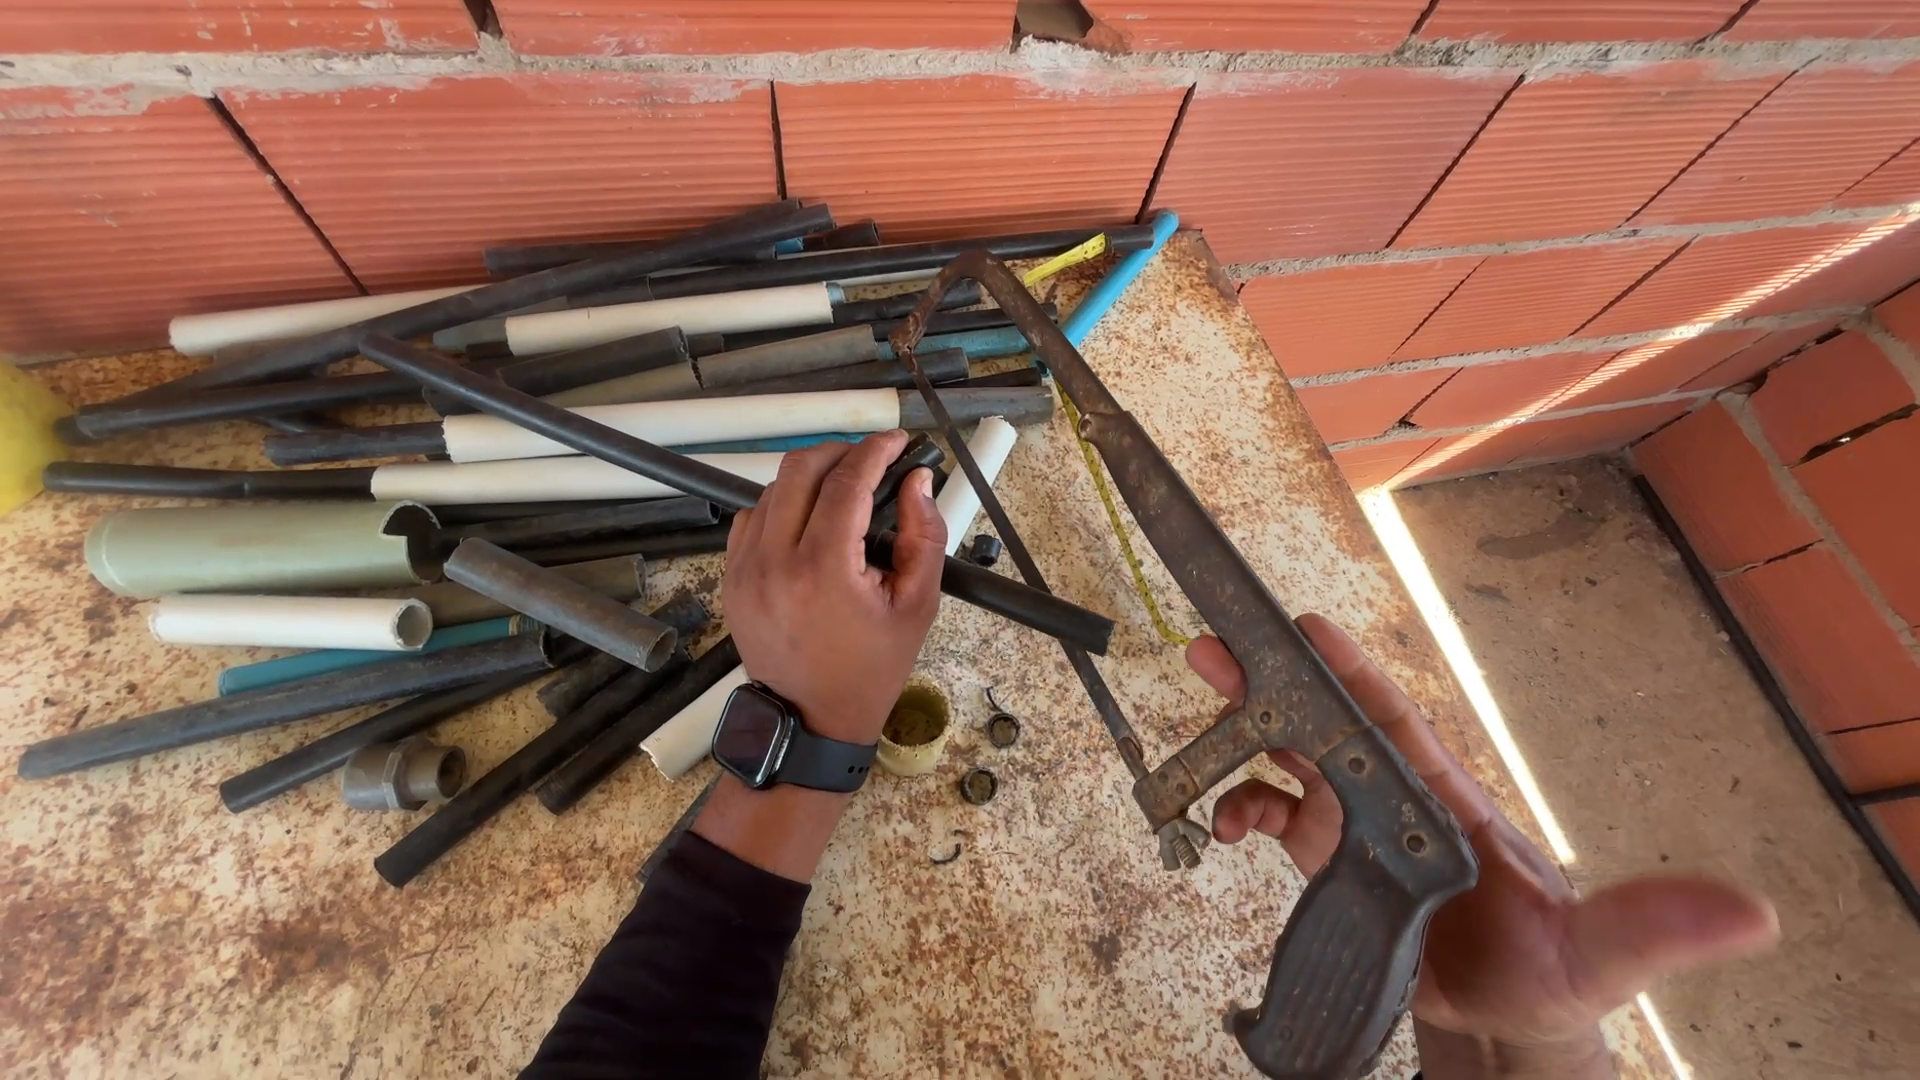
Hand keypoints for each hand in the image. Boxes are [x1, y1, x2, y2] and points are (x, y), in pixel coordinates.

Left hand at [723, 430, 947, 743]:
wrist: (812, 720)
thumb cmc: (871, 669)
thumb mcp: (917, 605)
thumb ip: (924, 535)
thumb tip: (917, 481)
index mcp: (822, 569)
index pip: (846, 483)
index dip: (875, 450)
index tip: (897, 441)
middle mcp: (773, 562)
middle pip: (799, 470)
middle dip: (840, 451)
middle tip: (870, 457)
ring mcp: (743, 570)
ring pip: (771, 489)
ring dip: (810, 478)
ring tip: (844, 489)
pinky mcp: (731, 579)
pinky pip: (750, 518)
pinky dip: (781, 505)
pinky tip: (807, 517)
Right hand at [1191, 615, 1777, 1069]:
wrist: (1490, 1012)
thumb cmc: (1540, 970)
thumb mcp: (1597, 955)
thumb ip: (1647, 928)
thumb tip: (1747, 911)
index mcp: (1435, 788)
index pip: (1388, 716)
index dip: (1347, 670)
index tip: (1305, 628)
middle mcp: (1382, 788)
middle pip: (1316, 719)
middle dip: (1265, 680)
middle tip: (1215, 652)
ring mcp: (1345, 815)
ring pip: (1281, 753)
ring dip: (1236, 730)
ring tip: (1202, 721)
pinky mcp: (1317, 849)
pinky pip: (1265, 812)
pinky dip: (1236, 809)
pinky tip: (1222, 828)